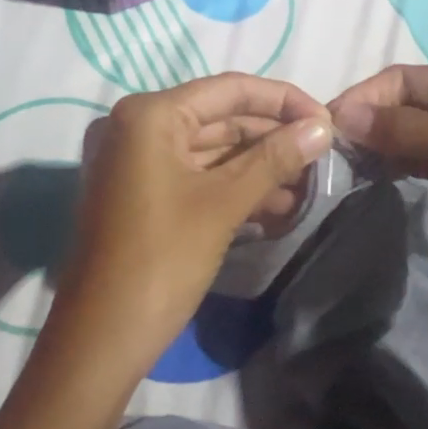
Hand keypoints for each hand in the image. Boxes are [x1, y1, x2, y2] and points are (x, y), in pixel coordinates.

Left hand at [0, 74, 330, 428]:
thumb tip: (322, 126)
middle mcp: (137, 124)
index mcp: (149, 113)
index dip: (282, 100)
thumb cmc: (161, 259)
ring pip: (210, 149)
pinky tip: (277, 204)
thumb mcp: (223, 204)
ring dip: (257, 165)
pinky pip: (194, 174)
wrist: (100, 339)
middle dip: (272, 137)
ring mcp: (135, 159)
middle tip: (322, 155)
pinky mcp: (139, 190)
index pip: (229, 89)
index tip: (326, 118)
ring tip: (308, 185)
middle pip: (220, 117)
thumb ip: (274, 158)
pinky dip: (232, 185)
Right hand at [329, 65, 427, 324]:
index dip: (365, 97)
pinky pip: (420, 170)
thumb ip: (414, 130)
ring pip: (407, 140)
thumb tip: (342, 114)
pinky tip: (369, 183)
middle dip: (365, 122)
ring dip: (374, 148)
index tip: (325, 127)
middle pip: (403, 107)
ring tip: (337, 170)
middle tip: (324, 153)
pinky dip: (393, 171)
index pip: (405, 79)